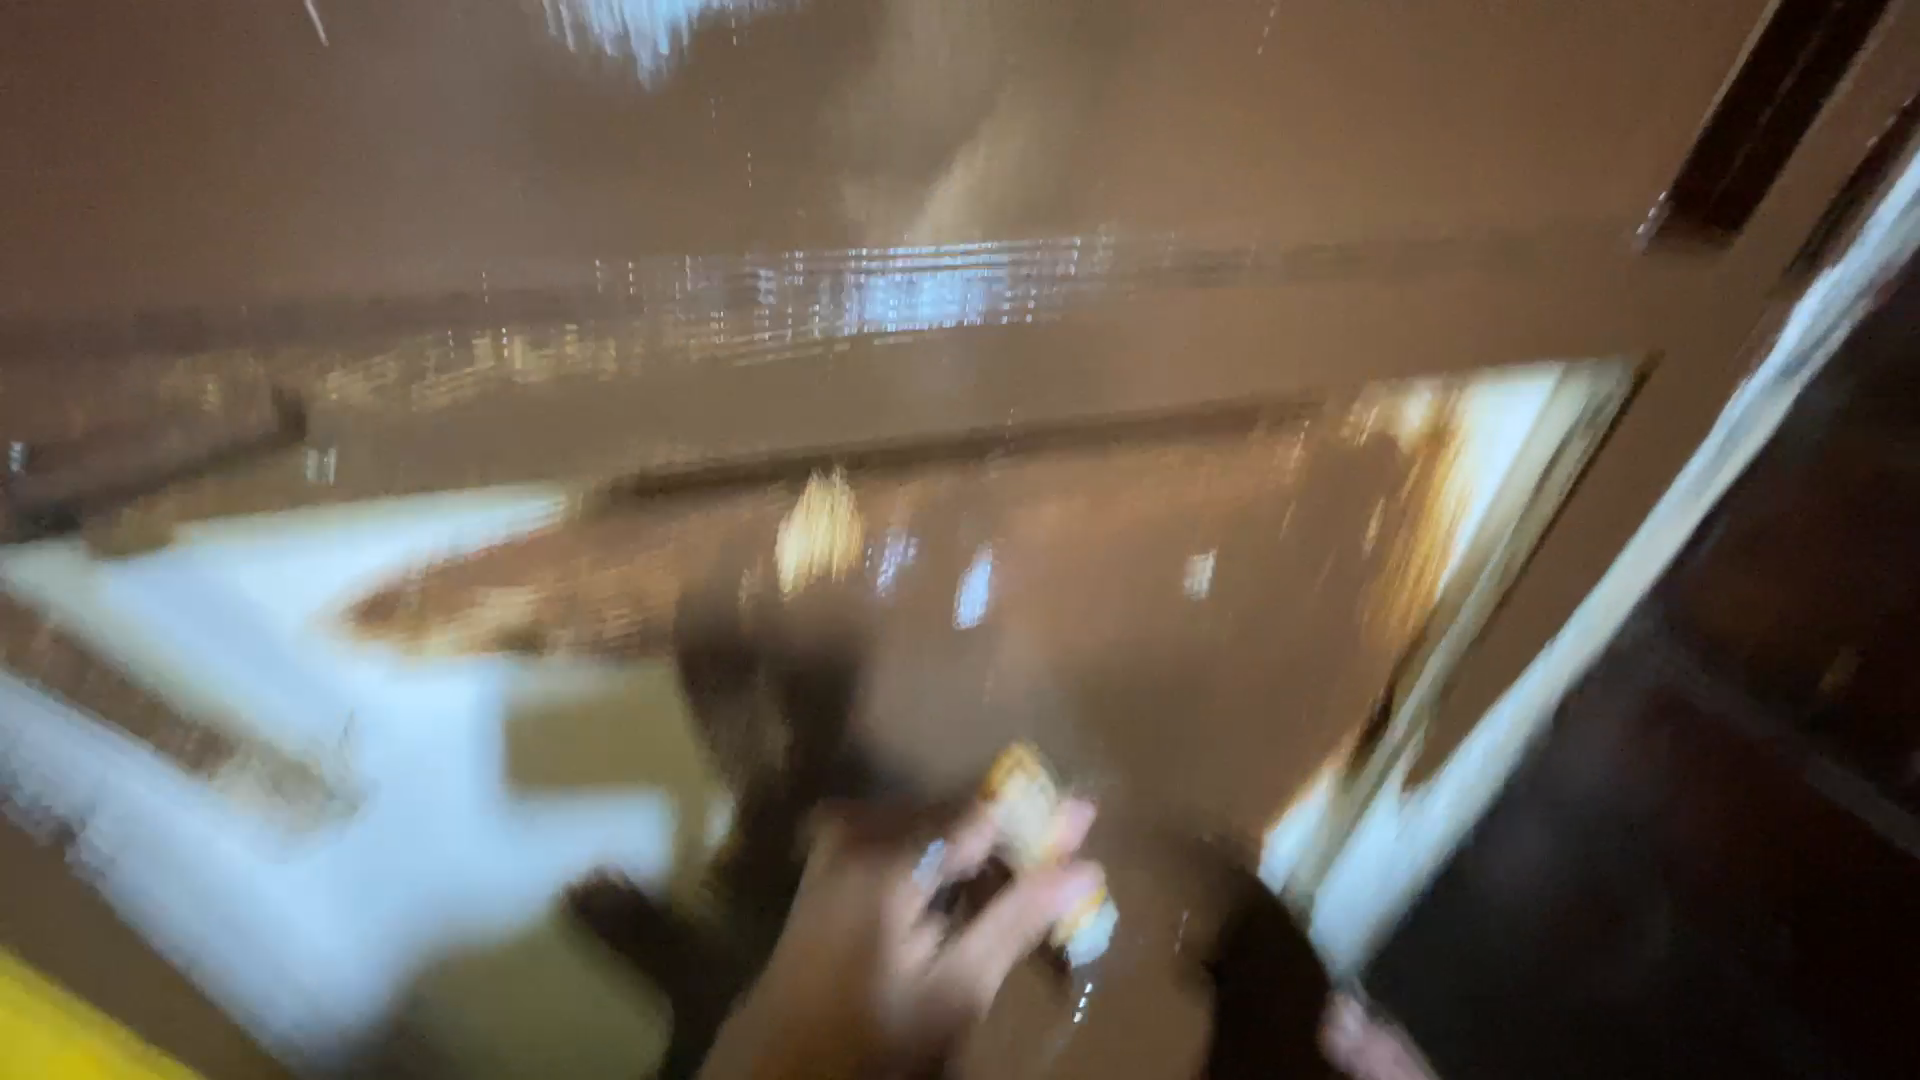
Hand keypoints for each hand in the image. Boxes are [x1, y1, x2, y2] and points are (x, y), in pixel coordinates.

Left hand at [700, 798, 1104, 1078]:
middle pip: (957, 809)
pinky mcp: (834, 844)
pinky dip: (942, 846)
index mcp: (887, 858)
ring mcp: (840, 831)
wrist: (784, 1055)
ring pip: (934, 815)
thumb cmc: (874, 1030)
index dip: (1037, 817)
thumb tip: (1086, 867)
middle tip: (1058, 856)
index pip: (982, 812)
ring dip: (977, 842)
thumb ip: (1018, 919)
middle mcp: (859, 826)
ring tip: (1015, 876)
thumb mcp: (956, 988)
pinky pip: (907, 825)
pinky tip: (961, 880)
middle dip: (1009, 833)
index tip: (1084, 820)